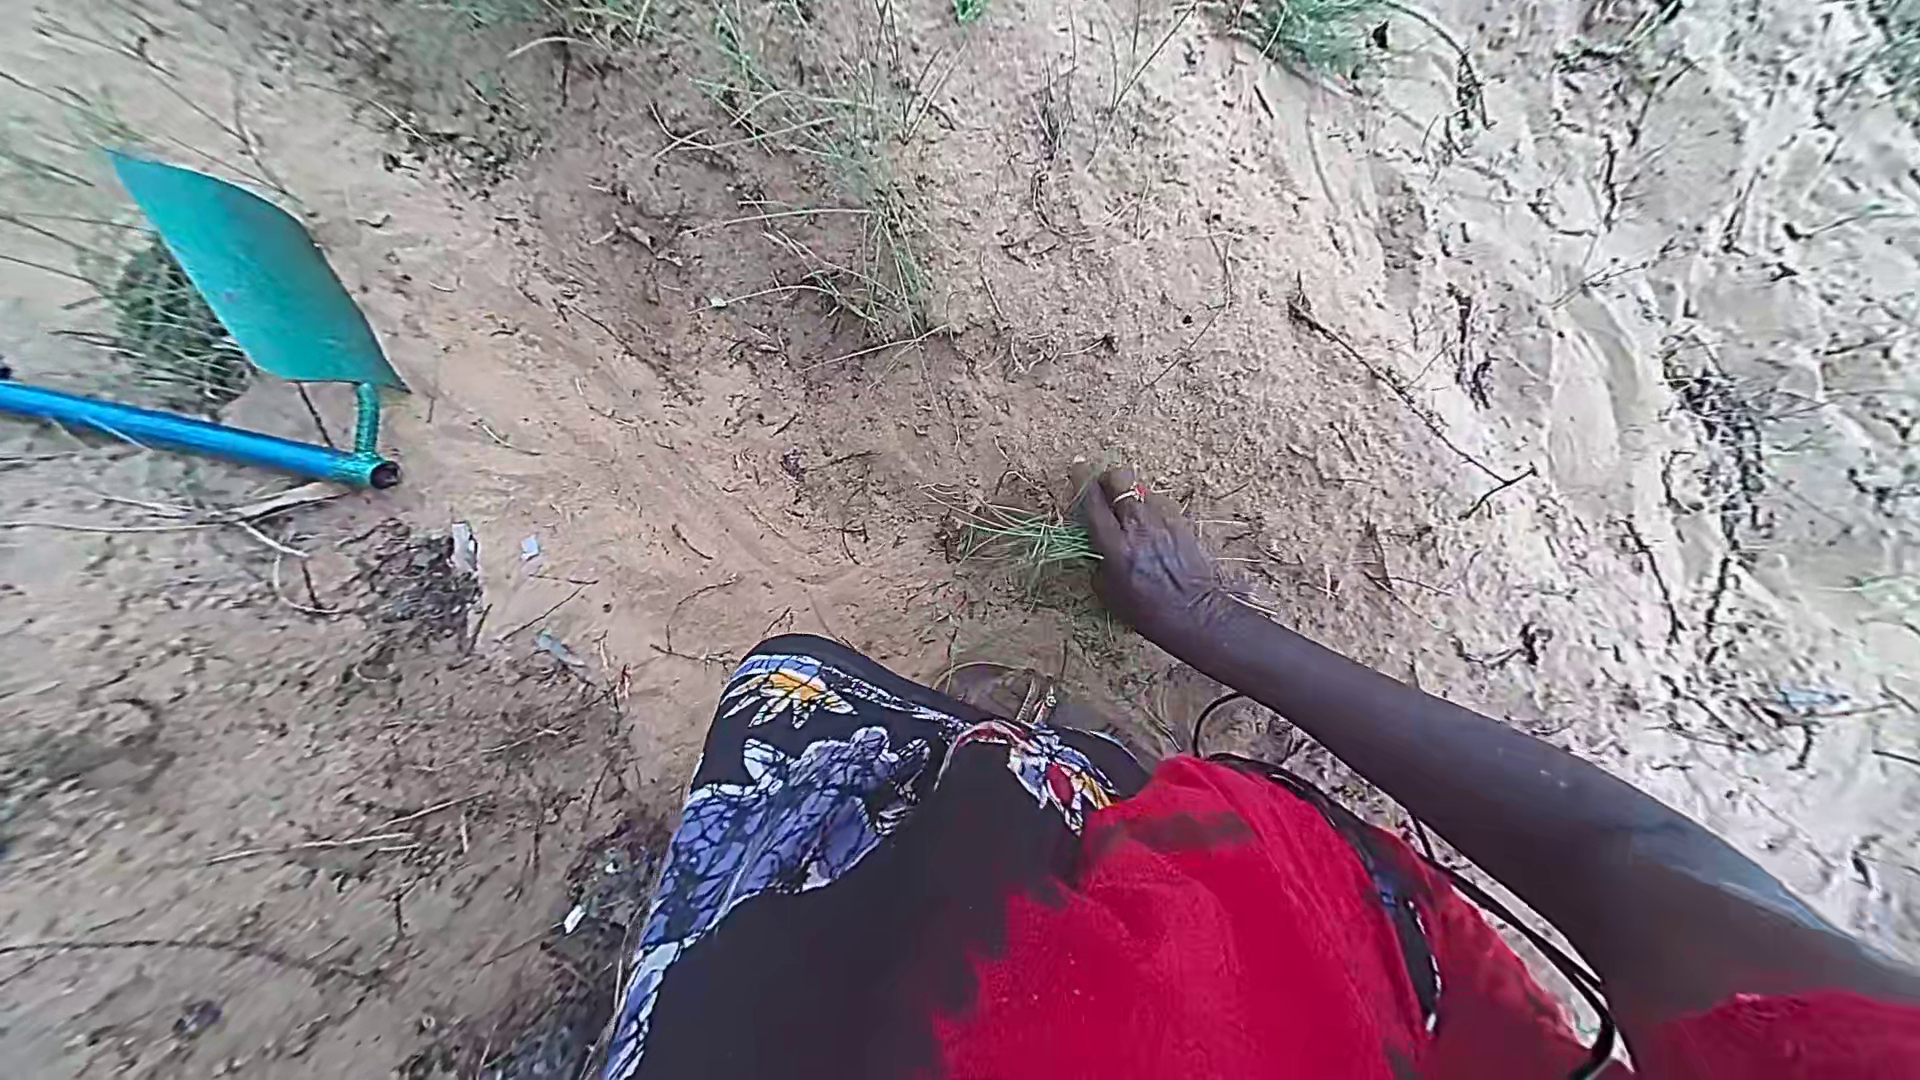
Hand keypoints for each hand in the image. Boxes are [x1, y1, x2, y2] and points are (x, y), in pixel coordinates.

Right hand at [1076, 465, 1228, 649]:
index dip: (1081, 480)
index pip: (1093, 500)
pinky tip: (1148, 523)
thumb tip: (1093, 539)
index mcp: (1114, 545)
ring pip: (1139, 488)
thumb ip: (1096, 558)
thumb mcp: (1107, 590)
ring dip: (1128, 493)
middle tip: (1102, 488)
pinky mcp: (1180, 521)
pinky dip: (1148, 506)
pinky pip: (1158, 502)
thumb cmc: (1145, 610)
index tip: (1077, 469)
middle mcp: (1137, 526)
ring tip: (1127, 512)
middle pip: (1119, 479)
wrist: (1193, 614)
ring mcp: (1162, 520)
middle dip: (1106, 478)